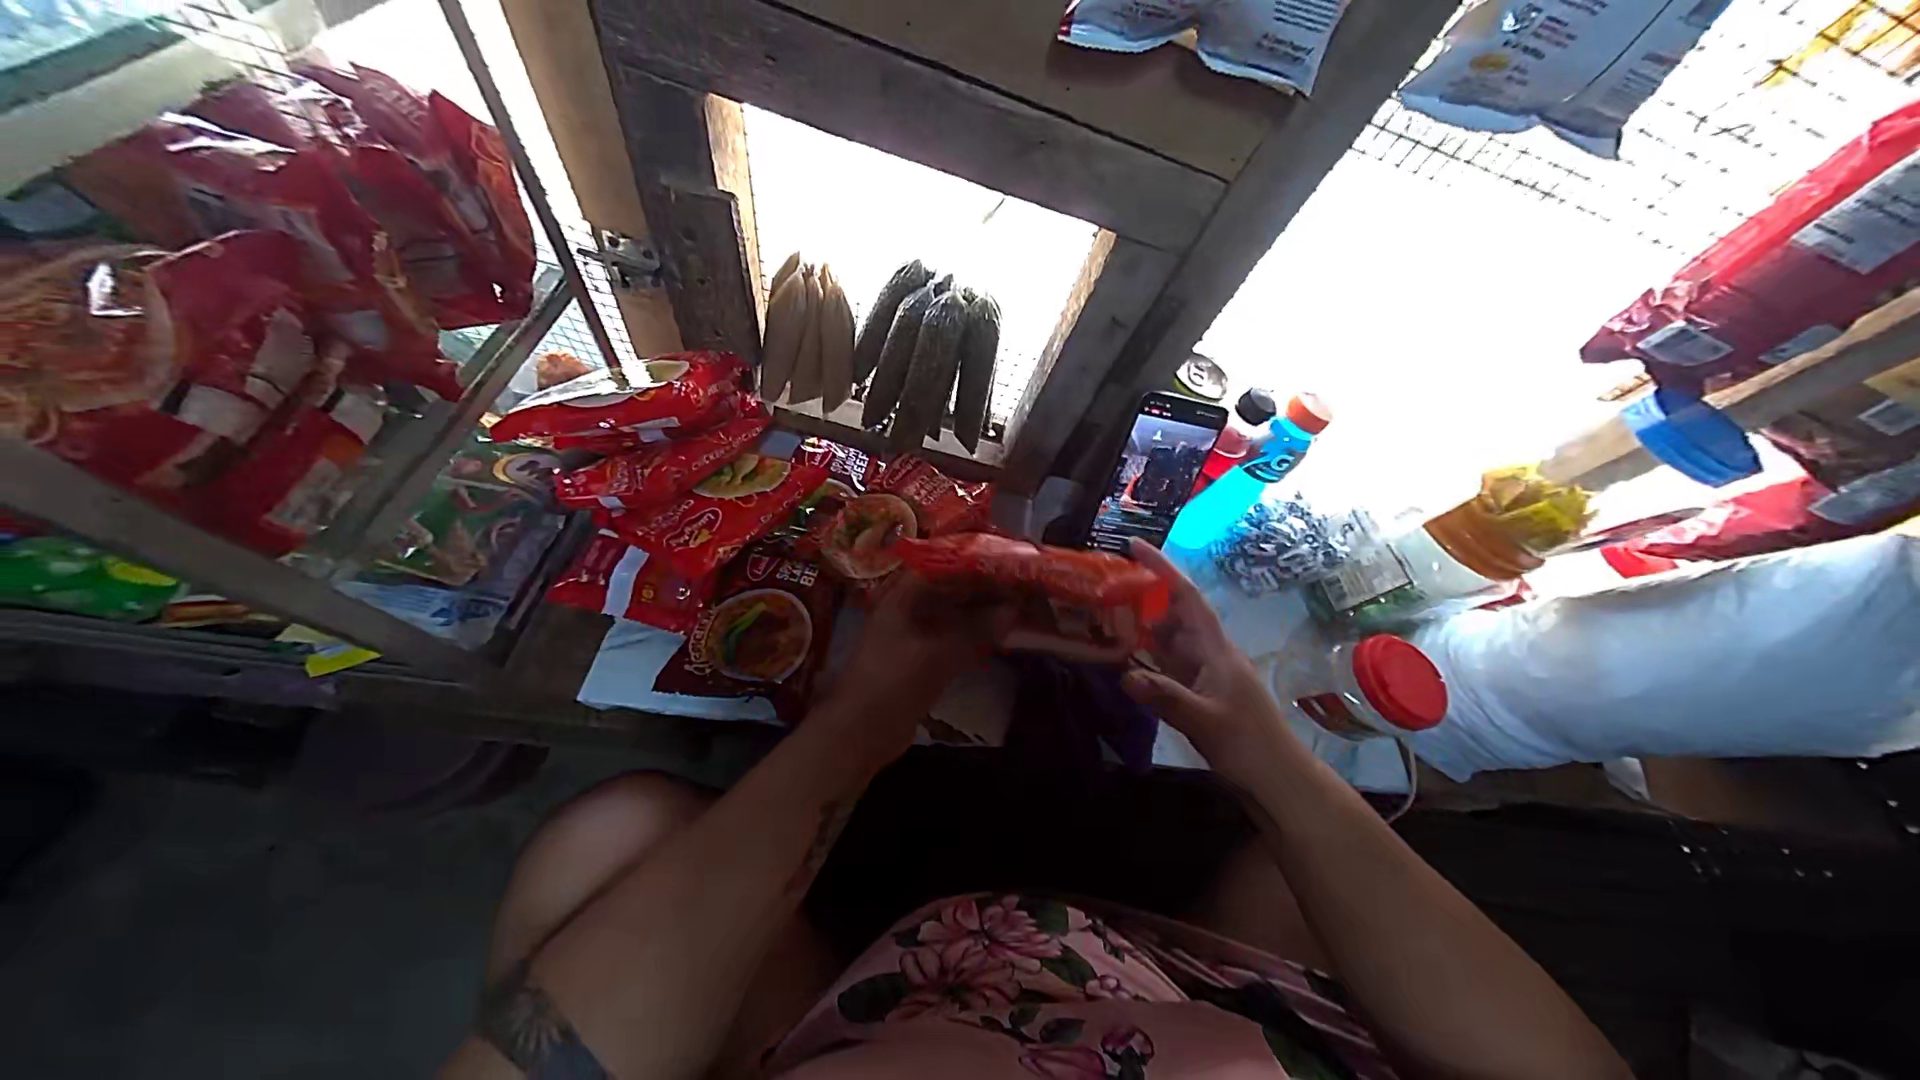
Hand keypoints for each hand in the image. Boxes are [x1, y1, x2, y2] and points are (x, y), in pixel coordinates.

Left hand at [813, 572, 1013, 754]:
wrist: (858, 734)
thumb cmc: (890, 684)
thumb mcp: (936, 656)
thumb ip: (976, 631)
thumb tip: (1014, 609)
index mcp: (900, 597)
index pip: (939, 564)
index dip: (972, 560)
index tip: (1004, 557)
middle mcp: (906, 610)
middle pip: (948, 589)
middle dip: (980, 586)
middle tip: (1019, 582)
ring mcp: (913, 636)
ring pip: (952, 614)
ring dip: (979, 611)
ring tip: (1016, 603)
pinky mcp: (920, 661)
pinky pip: (951, 639)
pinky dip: (973, 635)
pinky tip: (998, 635)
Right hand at [1120, 539, 1300, 783]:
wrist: (1277, 779)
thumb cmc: (1249, 744)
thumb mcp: (1206, 721)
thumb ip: (1167, 697)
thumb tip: (1125, 675)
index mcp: (1216, 649)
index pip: (1187, 597)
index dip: (1162, 569)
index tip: (1134, 546)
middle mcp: (1209, 653)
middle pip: (1174, 613)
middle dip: (1144, 595)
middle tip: (1105, 586)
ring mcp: (1204, 673)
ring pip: (1169, 638)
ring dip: (1142, 626)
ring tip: (1106, 616)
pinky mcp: (1197, 692)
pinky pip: (1166, 663)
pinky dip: (1145, 656)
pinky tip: (1123, 659)